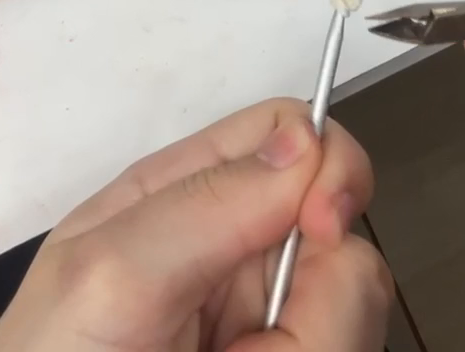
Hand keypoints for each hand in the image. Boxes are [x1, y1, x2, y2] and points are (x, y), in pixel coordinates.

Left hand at [0, 98, 389, 351]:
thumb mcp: (113, 271)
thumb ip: (205, 204)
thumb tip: (306, 140)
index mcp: (184, 192)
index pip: (283, 133)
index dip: (325, 162)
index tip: (321, 225)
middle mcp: (234, 245)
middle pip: (338, 229)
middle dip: (325, 292)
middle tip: (259, 346)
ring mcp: (263, 313)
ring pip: (351, 306)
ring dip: (308, 344)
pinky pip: (341, 350)